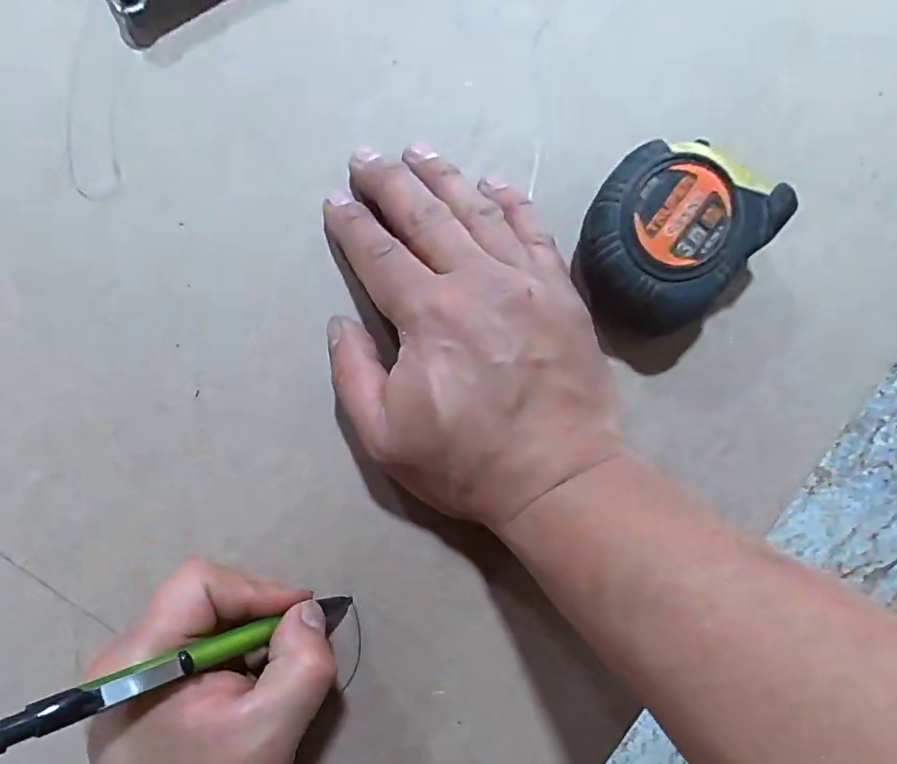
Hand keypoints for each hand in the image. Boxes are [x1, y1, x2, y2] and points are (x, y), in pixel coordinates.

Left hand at [85, 560, 336, 763]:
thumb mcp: (274, 730)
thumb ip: (302, 663)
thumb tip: (306, 612)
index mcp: (140, 658)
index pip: (199, 583)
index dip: (257, 590)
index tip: (301, 618)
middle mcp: (118, 654)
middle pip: (197, 599)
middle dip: (253, 615)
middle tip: (292, 647)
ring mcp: (119, 673)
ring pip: (193, 621)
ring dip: (241, 637)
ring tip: (267, 673)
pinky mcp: (129, 689)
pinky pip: (184, 646)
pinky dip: (223, 655)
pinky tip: (239, 688)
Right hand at [322, 145, 625, 527]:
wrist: (558, 478)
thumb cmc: (463, 464)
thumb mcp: (383, 438)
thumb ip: (353, 375)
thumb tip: (340, 324)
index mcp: (428, 317)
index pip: (380, 256)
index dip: (352, 226)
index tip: (334, 200)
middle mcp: (476, 283)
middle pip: (425, 217)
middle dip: (389, 183)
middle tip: (365, 157)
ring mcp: (526, 283)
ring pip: (478, 212)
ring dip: (443, 177)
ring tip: (417, 151)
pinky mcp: (562, 293)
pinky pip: (533, 231)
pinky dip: (510, 202)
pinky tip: (492, 184)